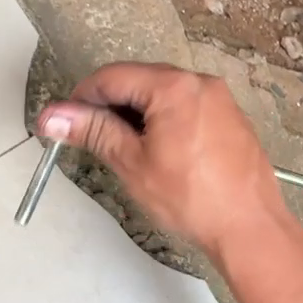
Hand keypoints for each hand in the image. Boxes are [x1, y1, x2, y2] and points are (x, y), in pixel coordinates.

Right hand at [37, 63, 288, 257]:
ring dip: (138, 114)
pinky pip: (189, 108)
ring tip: (126, 150)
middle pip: (141, 80)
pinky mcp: (232, 119)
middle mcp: (201, 83)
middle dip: (111, 105)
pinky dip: (166, 121)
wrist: (249, 227)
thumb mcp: (133, 163)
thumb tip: (53, 116)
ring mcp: (221, 100)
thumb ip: (93, 131)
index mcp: (174, 87)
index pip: (113, 76)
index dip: (83, 97)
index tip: (67, 120)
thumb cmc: (193, 199)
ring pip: (165, 95)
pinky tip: (160, 153)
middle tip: (93, 137)